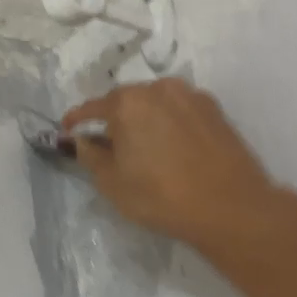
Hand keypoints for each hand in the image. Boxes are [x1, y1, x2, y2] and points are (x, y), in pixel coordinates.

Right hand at [61, 79, 280, 247]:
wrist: (230, 207)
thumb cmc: (160, 196)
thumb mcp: (111, 182)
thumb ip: (90, 155)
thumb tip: (82, 140)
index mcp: (127, 103)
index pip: (91, 108)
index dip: (75, 121)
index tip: (67, 130)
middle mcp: (158, 89)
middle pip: (125, 101)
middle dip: (113, 119)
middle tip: (107, 143)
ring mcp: (191, 96)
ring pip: (155, 103)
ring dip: (142, 119)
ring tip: (141, 145)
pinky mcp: (215, 110)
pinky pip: (179, 111)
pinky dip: (168, 123)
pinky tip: (169, 147)